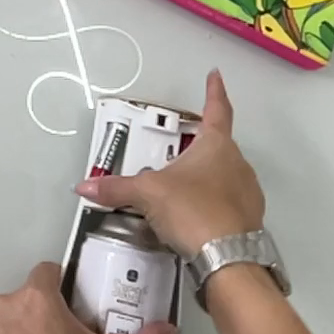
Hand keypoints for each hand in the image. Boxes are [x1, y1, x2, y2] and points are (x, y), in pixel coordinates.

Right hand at [74, 70, 264, 256]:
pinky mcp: (250, 218)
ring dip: (207, 176)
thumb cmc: (192, 211)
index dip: (214, 90)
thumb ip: (116, 189)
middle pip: (218, 144)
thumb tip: (83, 187)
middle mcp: (237, 162)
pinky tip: (196, 215)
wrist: (229, 260)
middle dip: (199, 144)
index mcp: (216, 145)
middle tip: (180, 147)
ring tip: (183, 186)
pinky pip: (229, 200)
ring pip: (225, 174)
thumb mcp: (148, 195)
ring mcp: (248, 191)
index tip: (215, 73)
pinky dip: (214, 201)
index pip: (217, 108)